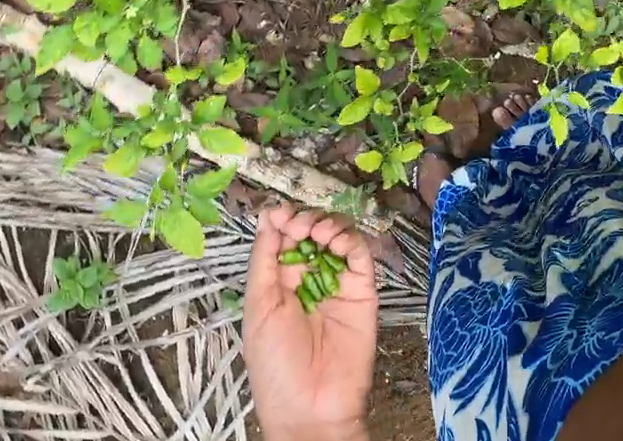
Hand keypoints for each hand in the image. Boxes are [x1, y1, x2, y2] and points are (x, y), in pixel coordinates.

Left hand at [244, 205, 377, 440]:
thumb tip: (267, 216)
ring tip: (318, 232)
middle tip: (300, 225)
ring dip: (328, 224)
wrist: (311, 409)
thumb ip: (264, 261)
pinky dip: (350, 239)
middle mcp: (311, 276)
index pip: (284, 238)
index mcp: (281, 282)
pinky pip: (360, 254)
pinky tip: (336, 240)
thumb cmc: (275, 366)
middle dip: (305, 219)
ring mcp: (339, 281)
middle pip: (313, 231)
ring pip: (339, 236)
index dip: (284, 220)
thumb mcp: (258, 310)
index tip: (280, 213)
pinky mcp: (364, 289)